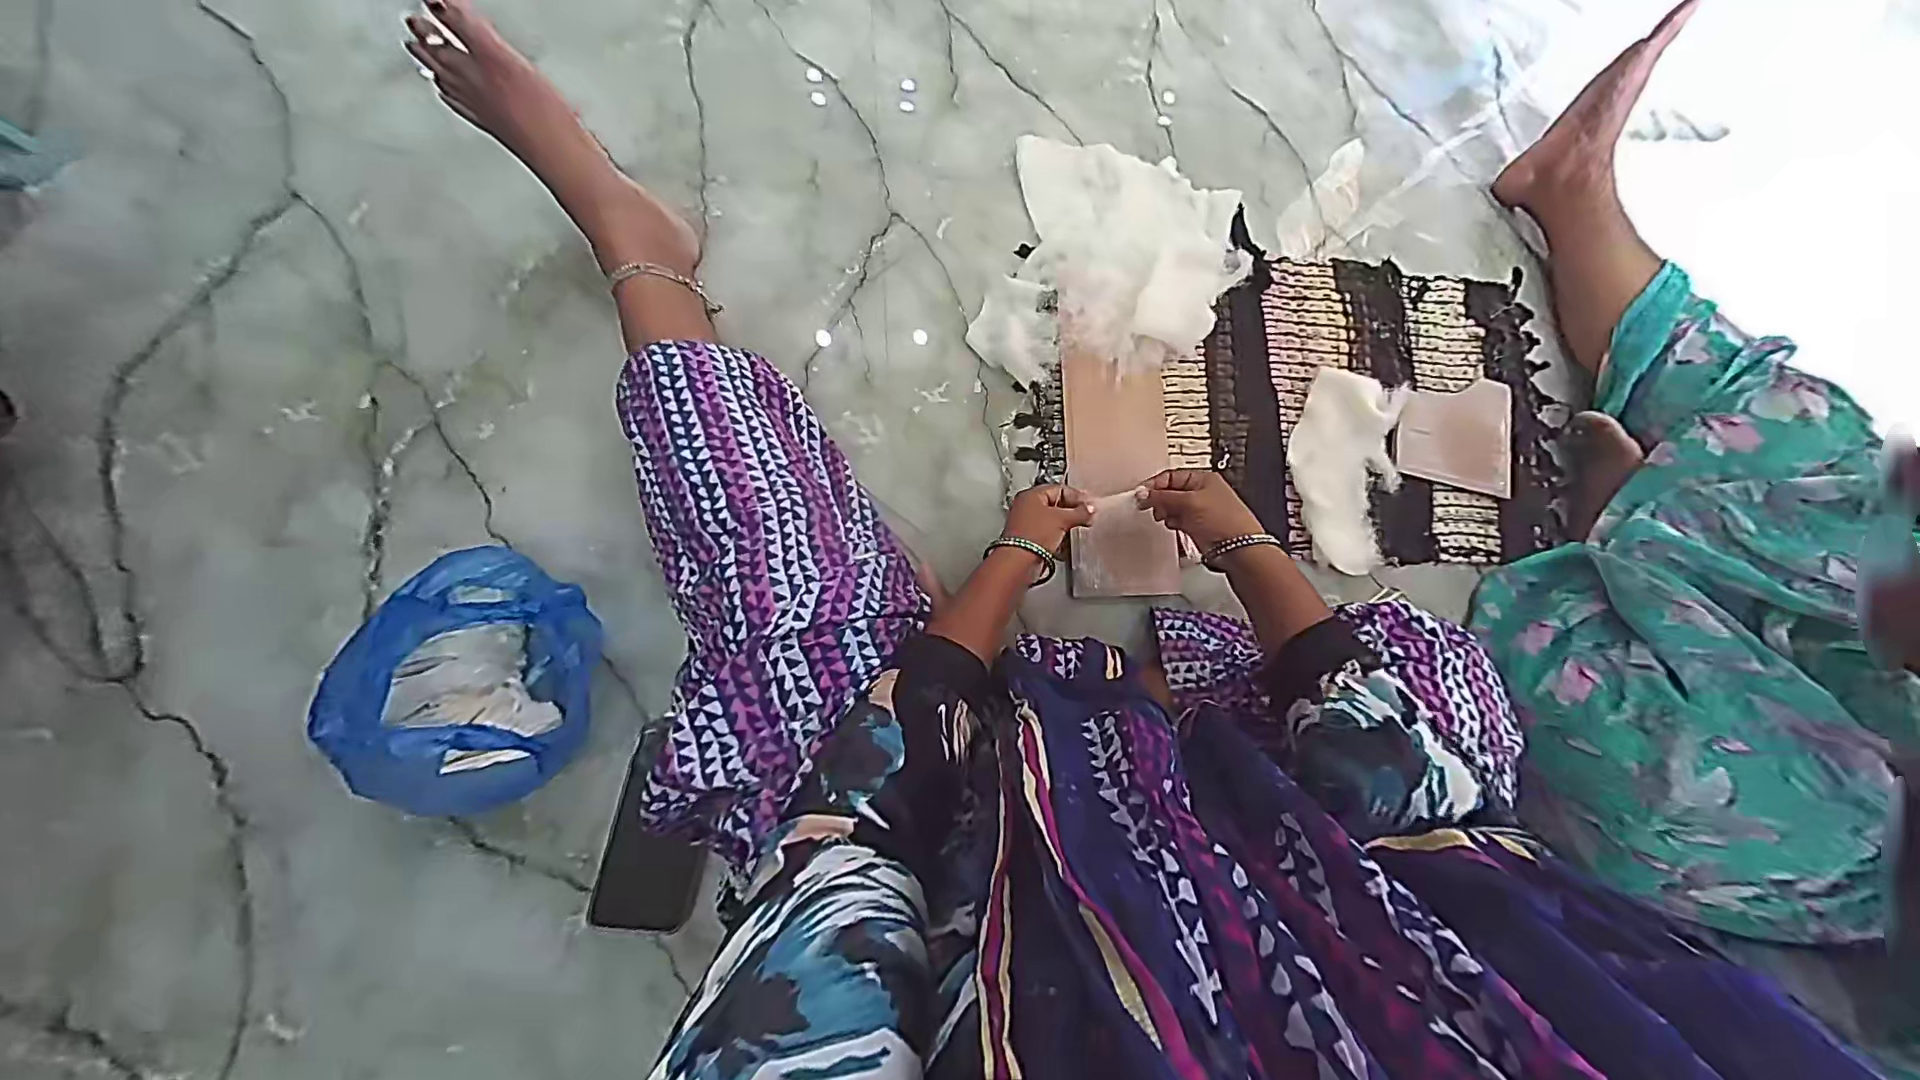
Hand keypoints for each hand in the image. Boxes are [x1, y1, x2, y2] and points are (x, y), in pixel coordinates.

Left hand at [1001, 484, 1094, 555]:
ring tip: (1073, 532)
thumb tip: (1089, 509)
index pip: (1059, 489)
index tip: (1089, 505)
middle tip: (1085, 518)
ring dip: (1065, 527)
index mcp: (1031, 496)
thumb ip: (1080, 512)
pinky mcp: (1030, 541)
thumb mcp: (1062, 519)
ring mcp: (1027, 525)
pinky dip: (1058, 539)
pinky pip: (1048, 536)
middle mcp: (1026, 508)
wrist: (1020, 562)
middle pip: (1056, 505)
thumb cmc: (1033, 536)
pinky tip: (1064, 545)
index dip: (1076, 496)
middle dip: (1072, 513)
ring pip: (1052, 522)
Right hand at [1137, 469, 1263, 553]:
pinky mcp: (1196, 525)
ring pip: (1172, 507)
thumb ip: (1163, 496)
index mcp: (1203, 479)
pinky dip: (1172, 522)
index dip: (1154, 484)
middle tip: (1151, 506)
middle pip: (1169, 491)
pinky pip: (1177, 520)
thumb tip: (1144, 493)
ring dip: (1165, 512)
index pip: (1171, 476)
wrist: (1237, 548)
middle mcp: (1201, 492)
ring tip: (1165, 517)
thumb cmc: (1224, 521)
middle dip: (1159, 500)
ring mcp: (1199, 509)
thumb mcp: (1189, 502)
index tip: (1141, 494)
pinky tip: (1174, 525)